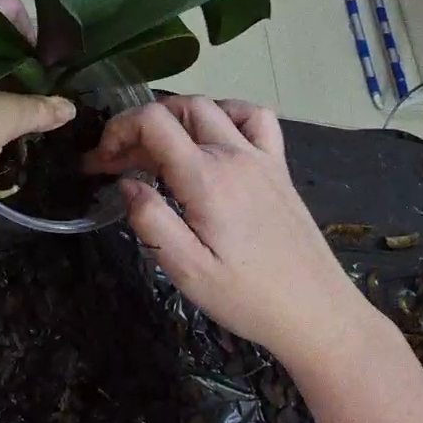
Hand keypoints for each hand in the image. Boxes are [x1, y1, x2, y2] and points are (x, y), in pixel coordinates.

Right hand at [83, 96, 380, 367]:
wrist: (320, 316)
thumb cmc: (248, 298)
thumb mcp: (187, 271)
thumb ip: (151, 220)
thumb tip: (127, 182)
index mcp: (207, 178)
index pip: (153, 122)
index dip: (118, 130)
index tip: (102, 161)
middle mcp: (234, 156)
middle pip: (179, 108)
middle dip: (140, 126)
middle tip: (121, 162)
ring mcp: (261, 158)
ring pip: (213, 106)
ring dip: (177, 116)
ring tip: (159, 149)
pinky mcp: (278, 169)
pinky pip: (255, 118)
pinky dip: (227, 114)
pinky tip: (214, 138)